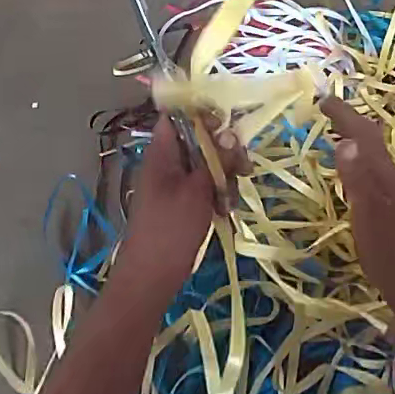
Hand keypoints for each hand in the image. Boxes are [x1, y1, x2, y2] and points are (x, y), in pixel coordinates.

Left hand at [112, 116, 247, 302]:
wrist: (150, 279)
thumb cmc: (170, 230)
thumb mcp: (198, 190)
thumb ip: (215, 159)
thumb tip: (231, 131)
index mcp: (162, 152)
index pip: (178, 115)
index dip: (204, 115)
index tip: (230, 128)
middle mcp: (166, 162)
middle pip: (199, 141)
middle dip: (224, 152)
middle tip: (243, 169)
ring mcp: (173, 184)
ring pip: (206, 165)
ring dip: (223, 177)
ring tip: (229, 201)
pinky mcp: (181, 203)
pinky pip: (203, 187)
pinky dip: (216, 195)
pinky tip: (225, 212)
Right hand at [320, 97, 394, 293]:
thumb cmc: (384, 248)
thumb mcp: (366, 211)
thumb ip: (357, 177)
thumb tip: (346, 141)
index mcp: (381, 171)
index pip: (361, 132)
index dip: (342, 114)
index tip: (320, 100)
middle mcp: (387, 173)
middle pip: (370, 135)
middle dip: (349, 117)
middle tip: (325, 108)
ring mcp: (389, 186)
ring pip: (372, 148)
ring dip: (354, 133)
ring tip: (334, 128)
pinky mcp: (386, 199)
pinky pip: (370, 163)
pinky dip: (357, 152)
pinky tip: (349, 164)